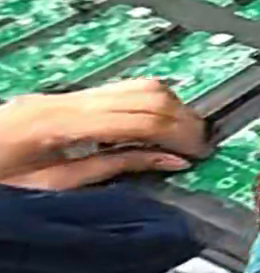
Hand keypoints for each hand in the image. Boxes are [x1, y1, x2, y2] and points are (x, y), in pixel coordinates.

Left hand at [0, 78, 206, 189]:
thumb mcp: (46, 186)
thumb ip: (113, 167)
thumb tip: (173, 160)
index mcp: (55, 123)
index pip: (143, 119)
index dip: (180, 135)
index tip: (199, 153)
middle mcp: (64, 100)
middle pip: (152, 95)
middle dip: (184, 119)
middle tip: (198, 143)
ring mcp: (63, 94)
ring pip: (146, 86)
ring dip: (174, 108)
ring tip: (181, 133)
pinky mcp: (64, 97)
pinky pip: (127, 89)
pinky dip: (153, 103)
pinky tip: (153, 124)